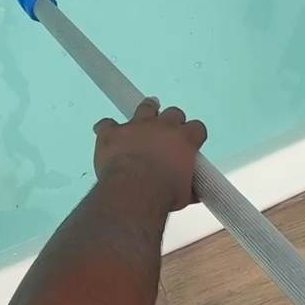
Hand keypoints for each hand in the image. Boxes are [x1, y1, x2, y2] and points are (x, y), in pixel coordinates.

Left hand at [93, 98, 205, 212]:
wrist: (134, 192)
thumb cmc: (165, 195)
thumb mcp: (184, 196)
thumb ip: (189, 188)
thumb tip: (194, 194)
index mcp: (185, 140)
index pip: (197, 128)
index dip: (193, 135)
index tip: (189, 144)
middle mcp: (163, 126)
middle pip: (173, 113)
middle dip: (171, 122)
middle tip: (166, 135)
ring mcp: (136, 125)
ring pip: (145, 108)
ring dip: (145, 111)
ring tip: (143, 120)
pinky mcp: (112, 132)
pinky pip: (107, 124)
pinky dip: (107, 130)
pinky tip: (107, 137)